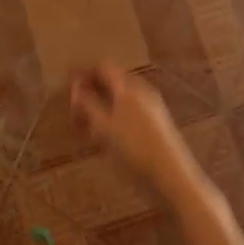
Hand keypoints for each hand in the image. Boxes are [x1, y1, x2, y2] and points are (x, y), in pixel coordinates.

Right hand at [70, 63, 195, 190]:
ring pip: (122, 96)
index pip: (103, 67)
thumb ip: (87, 104)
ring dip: (104, 104)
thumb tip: (75, 87)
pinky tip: (110, 135)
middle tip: (76, 106)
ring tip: (89, 125)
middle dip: (93, 89)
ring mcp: (153, 106)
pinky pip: (132, 109)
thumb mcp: (103, 127)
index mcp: (127, 87)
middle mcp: (141, 90)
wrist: (173, 177)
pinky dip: (116, 114)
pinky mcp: (159, 123)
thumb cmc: (134, 149)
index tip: (69, 83)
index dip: (85, 72)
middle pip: (113, 80)